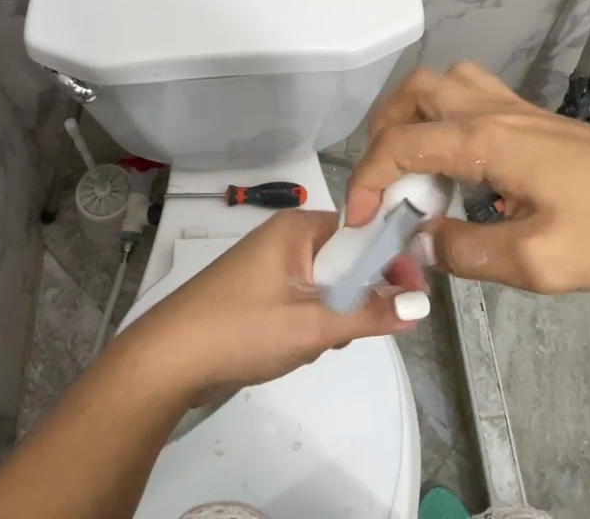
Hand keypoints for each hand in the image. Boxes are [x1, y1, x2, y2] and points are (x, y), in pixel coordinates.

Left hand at [109, 209, 427, 401]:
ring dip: (332, 314)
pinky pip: (302, 299)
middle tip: (352, 328)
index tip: (415, 293)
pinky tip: (297, 347)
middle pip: (345, 259)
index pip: (362, 230)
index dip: (391, 259)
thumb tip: (420, 306)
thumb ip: (370, 314)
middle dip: (356, 295)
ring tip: (317, 342)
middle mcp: (284, 238)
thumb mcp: (314, 325)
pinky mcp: (257, 293)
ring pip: (325, 285)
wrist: (168, 361)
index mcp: (297, 228)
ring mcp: (268, 266)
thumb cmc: (242, 329)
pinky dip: (310, 322)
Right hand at [346, 62, 589, 293]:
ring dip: (415, 116)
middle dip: (384, 130)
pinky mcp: (538, 122)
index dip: (368, 180)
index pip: (401, 144)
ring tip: (416, 165)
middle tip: (385, 180)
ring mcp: (520, 111)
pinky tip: (463, 167)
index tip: (360, 221)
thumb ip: (465, 252)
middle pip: (416, 90)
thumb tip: (423, 241)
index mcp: (486, 140)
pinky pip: (474, 97)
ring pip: (446, 83)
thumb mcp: (536, 262)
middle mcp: (495, 112)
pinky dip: (447, 120)